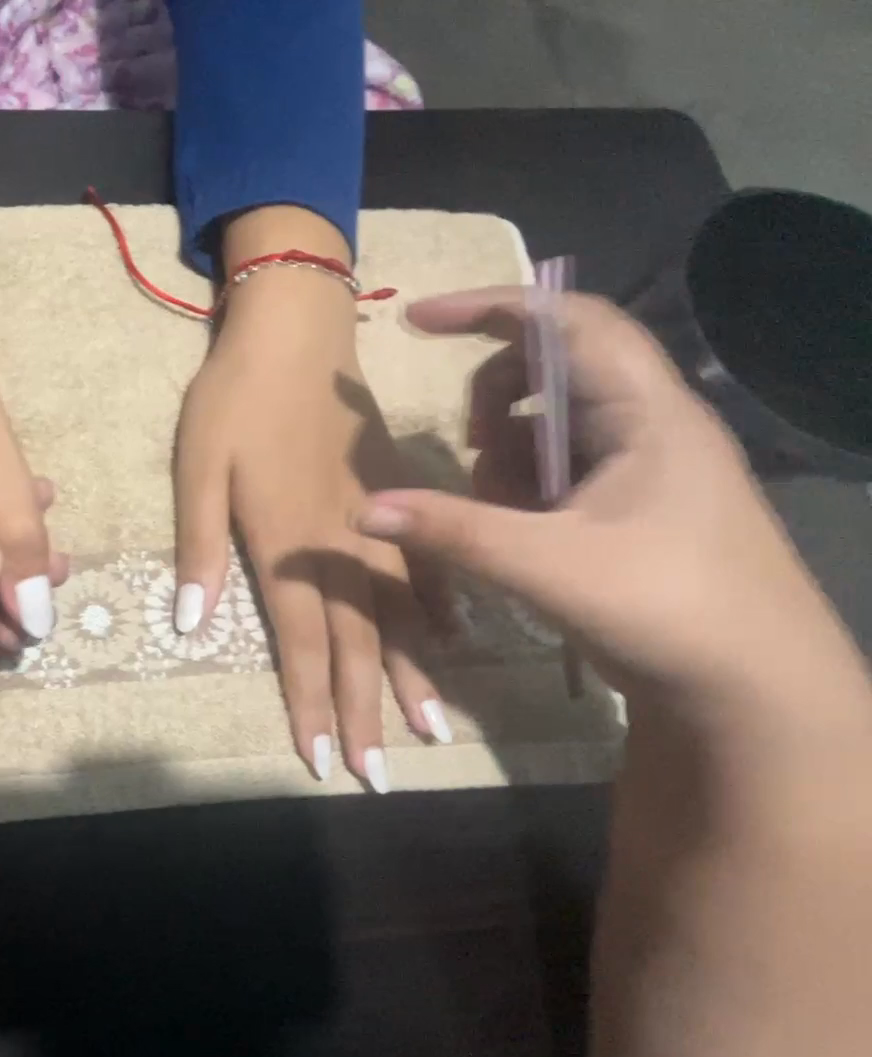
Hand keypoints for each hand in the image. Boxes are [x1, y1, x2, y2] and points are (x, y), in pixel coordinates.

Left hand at [173, 273, 449, 791]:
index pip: (299, 641)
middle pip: (354, 641)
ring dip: (412, 675)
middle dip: (363, 709)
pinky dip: (443, 607)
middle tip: (381, 775)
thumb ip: (200, 549)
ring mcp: (378, 518)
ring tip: (432, 730)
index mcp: (286, 544)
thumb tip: (193, 627)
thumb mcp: (197, 471)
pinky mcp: (398, 492)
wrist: (294, 334)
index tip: (323, 760)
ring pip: (399, 613)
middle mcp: (341, 544)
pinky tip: (459, 640)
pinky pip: (428, 563)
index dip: (309, 702)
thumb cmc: (232, 401)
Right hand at [354, 288, 857, 716]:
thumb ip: (451, 531)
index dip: (493, 309)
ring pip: (547, 422)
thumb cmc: (670, 609)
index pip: (570, 324)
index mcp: (649, 415)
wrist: (751, 692)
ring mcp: (637, 467)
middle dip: (491, 399)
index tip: (418, 321)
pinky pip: (552, 467)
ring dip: (501, 451)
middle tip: (464, 449)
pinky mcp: (623, 506)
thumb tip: (360, 510)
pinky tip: (510, 529)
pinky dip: (514, 485)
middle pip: (551, 369)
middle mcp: (646, 426)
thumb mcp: (546, 565)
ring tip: (491, 506)